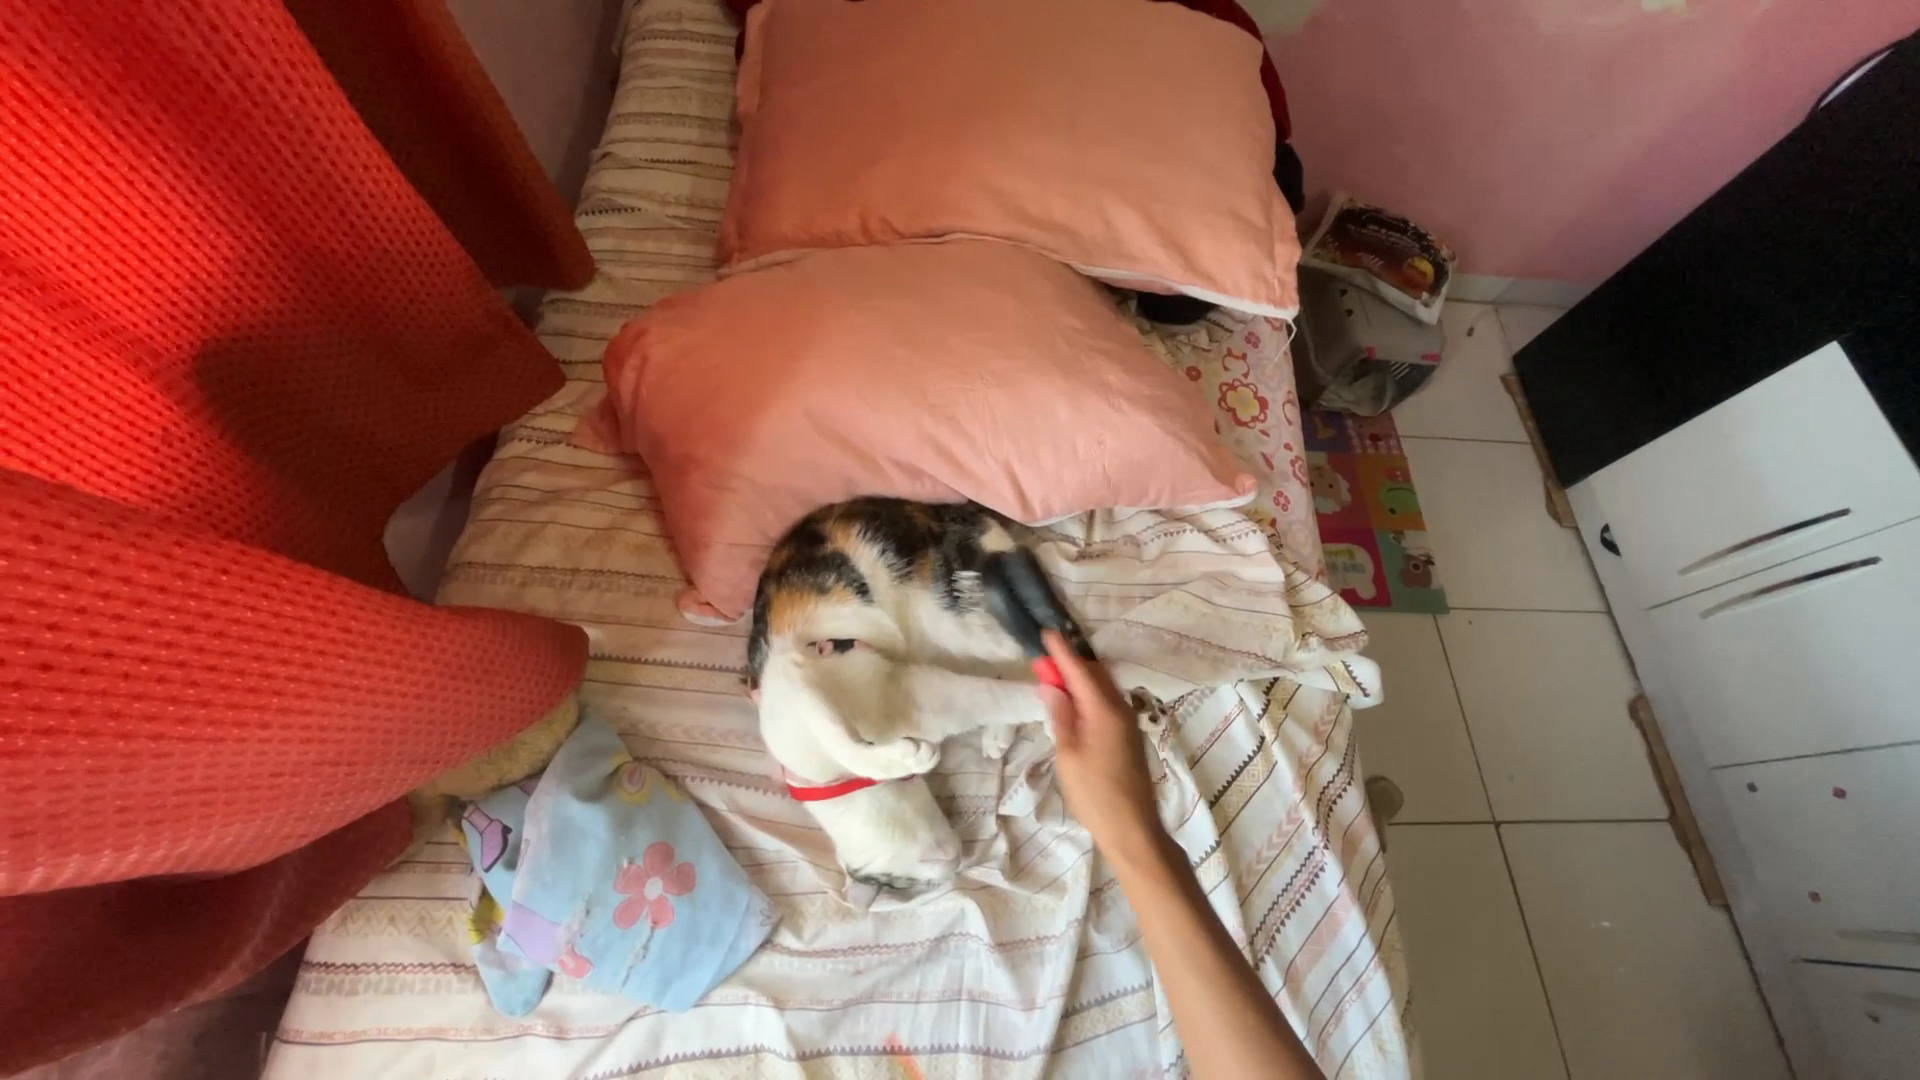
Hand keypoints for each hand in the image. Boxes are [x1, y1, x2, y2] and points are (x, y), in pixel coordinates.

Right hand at [1036, 631, 1167, 865]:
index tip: (1046, 632)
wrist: (1133, 829)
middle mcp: (1120, 709)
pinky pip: (1107, 702)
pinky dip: (1089, 695)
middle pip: (1094, 675)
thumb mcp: (1068, 754)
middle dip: (1070, 665)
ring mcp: (1127, 722)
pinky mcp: (1128, 736)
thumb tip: (1051, 686)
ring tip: (1054, 683)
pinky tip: (1073, 706)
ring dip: (1079, 681)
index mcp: (1104, 710)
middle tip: (1043, 664)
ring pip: (1102, 688)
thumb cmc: (1095, 794)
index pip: (1079, 671)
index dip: (1061, 652)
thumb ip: (1061, 715)